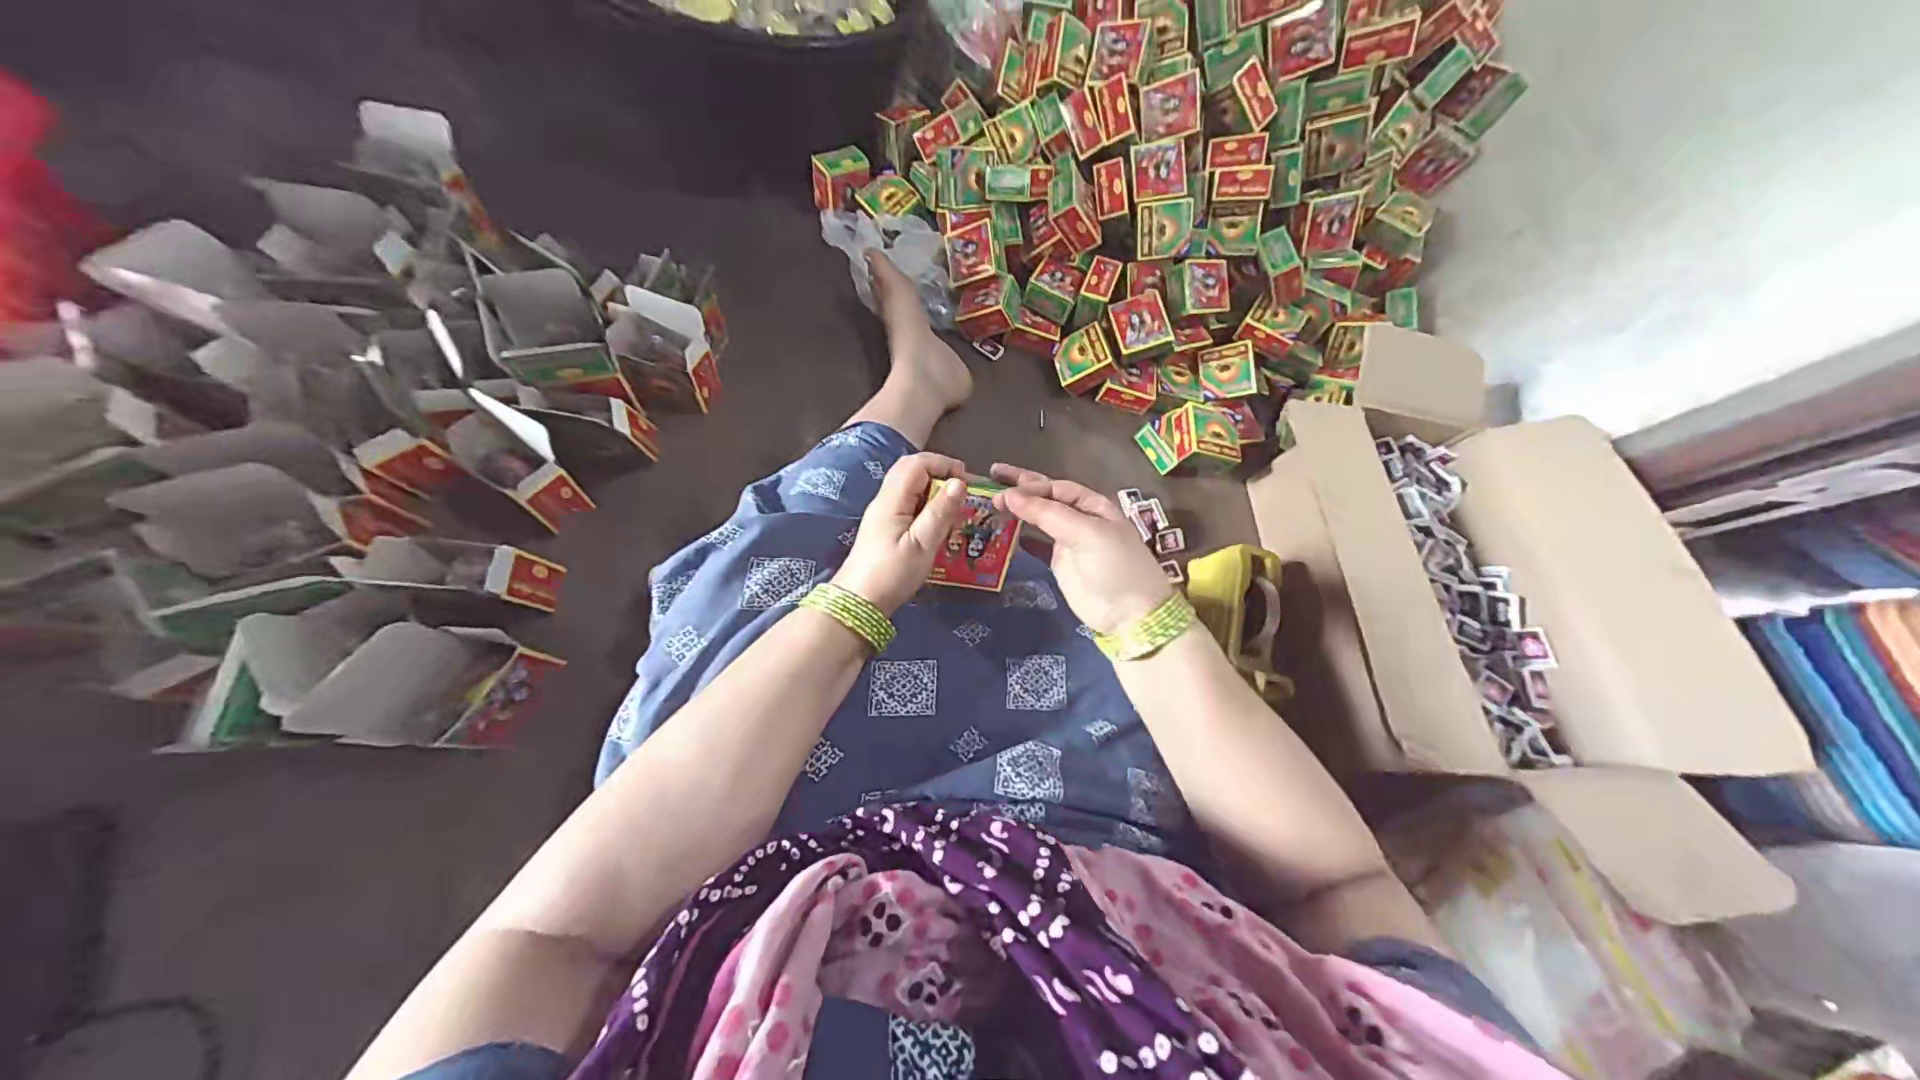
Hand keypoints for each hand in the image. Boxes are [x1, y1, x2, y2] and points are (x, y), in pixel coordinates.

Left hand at [832, 452, 970, 613]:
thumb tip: (959, 482)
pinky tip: (938, 524)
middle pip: (911, 471)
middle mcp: (884, 501)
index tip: (966, 479)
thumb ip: (940, 511)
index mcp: (892, 500)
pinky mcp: (884, 529)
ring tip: (955, 508)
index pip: (916, 464)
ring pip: (909, 488)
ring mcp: (882, 515)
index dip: (943, 464)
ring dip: (933, 491)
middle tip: (963, 490)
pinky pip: (907, 505)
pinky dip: (926, 506)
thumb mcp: (922, 544)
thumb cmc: (892, 573)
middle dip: (939, 474)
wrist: (859, 602)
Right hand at [989, 464, 1173, 635]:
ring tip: (990, 503)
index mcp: (1092, 505)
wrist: (1128, 613)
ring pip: (1037, 519)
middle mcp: (1079, 518)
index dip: (1030, 486)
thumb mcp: (1085, 532)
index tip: (1003, 489)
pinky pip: (1035, 543)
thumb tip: (1009, 496)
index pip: (1056, 487)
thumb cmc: (1113, 565)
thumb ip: (1047, 513)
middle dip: (1019, 487)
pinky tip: (1002, 532)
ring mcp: (1068, 541)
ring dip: (1016, 510)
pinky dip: (1019, 537)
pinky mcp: (1059, 563)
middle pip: (1045, 497)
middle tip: (990, 478)